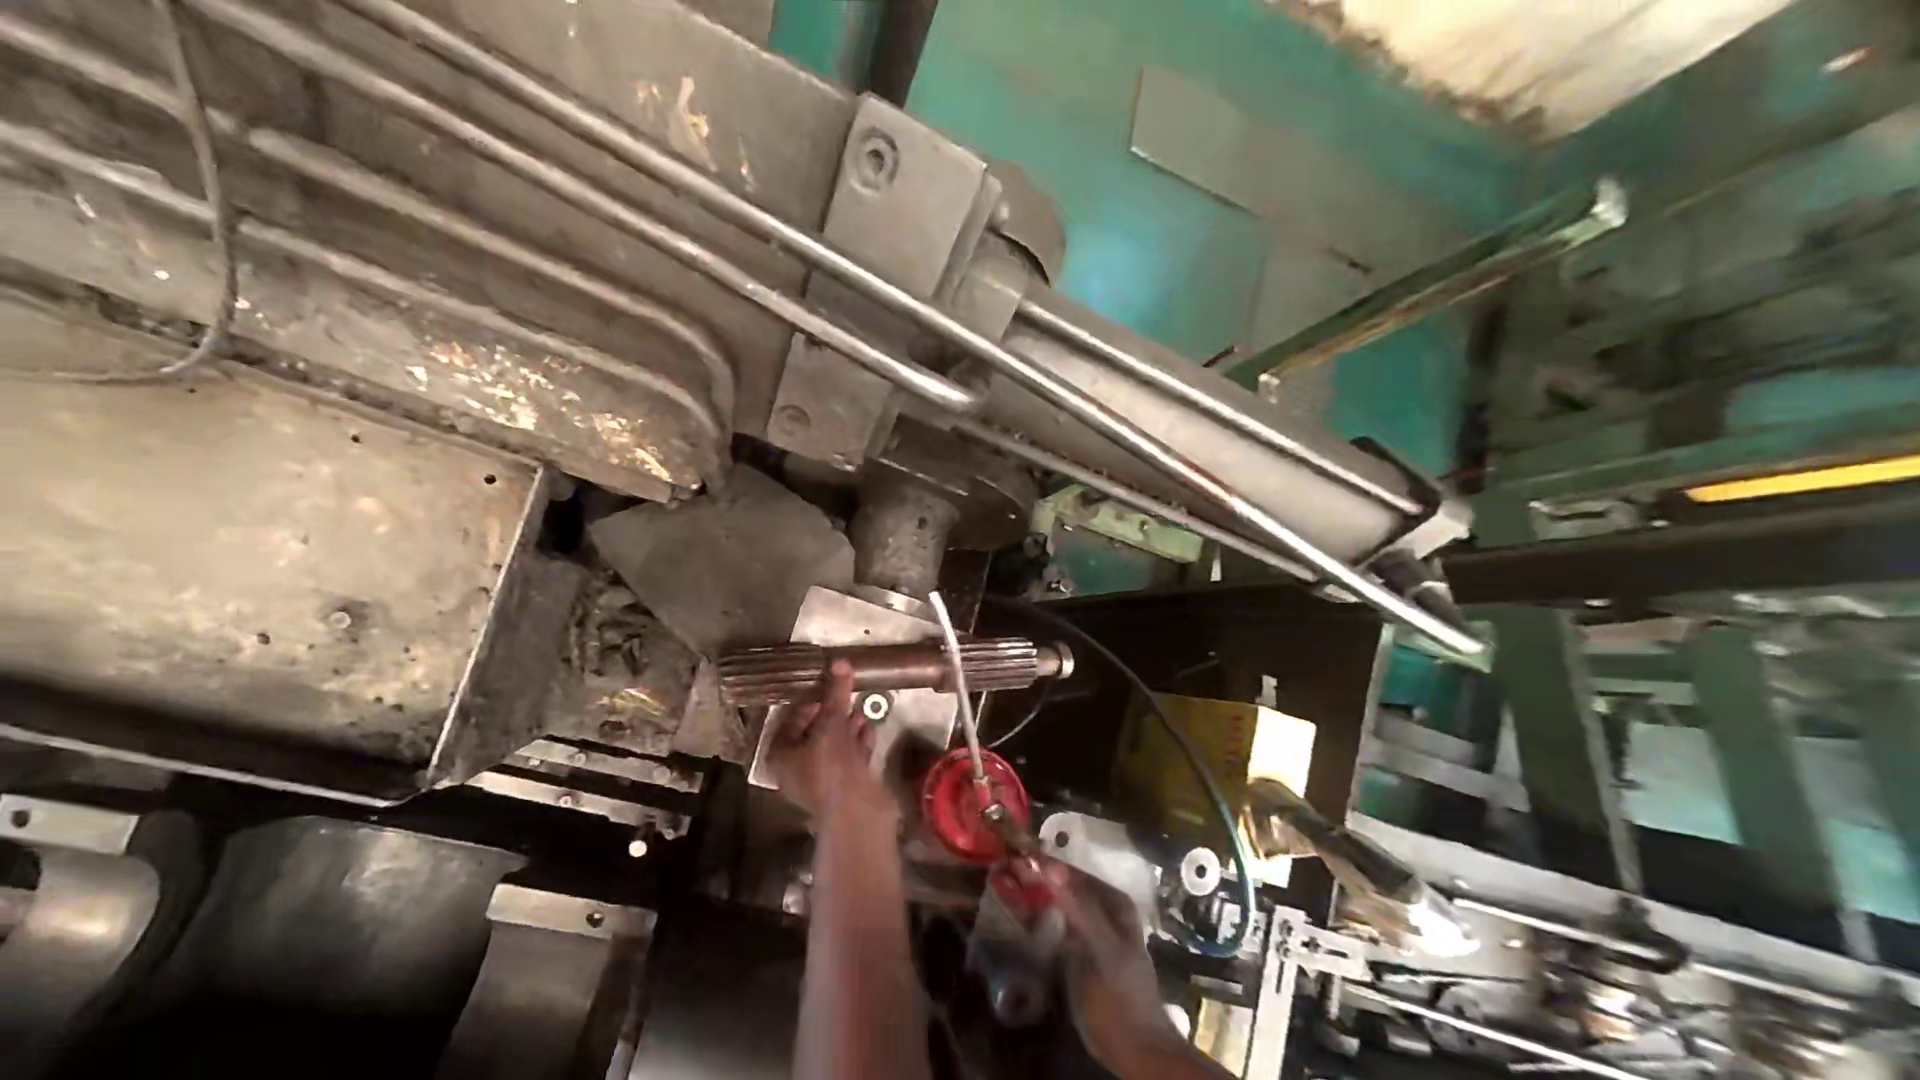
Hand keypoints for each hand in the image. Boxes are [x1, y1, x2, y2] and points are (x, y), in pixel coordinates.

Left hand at [765, 660, 895, 825]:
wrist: (856, 811)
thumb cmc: (831, 766)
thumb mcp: (832, 723)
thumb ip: (836, 693)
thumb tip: (840, 661)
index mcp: (781, 757)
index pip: (789, 723)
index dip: (807, 705)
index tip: (825, 691)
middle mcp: (796, 771)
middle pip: (813, 735)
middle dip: (831, 714)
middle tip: (846, 696)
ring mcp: (821, 782)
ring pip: (833, 748)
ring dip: (847, 727)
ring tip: (862, 708)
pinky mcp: (844, 789)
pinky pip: (850, 759)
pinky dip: (859, 743)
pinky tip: (871, 727)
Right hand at [1010, 860, 1190, 1073]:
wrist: (1131, 1047)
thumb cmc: (1120, 993)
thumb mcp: (1101, 945)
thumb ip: (1079, 905)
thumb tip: (1050, 866)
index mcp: (1112, 900)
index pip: (1071, 871)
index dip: (1042, 864)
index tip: (1011, 859)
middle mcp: (1100, 909)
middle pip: (1061, 887)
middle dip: (1033, 881)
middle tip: (1000, 877)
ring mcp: (1086, 932)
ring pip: (1053, 906)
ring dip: (1030, 900)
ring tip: (1002, 895)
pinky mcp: (1074, 954)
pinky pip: (1050, 928)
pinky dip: (1033, 922)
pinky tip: (1015, 923)